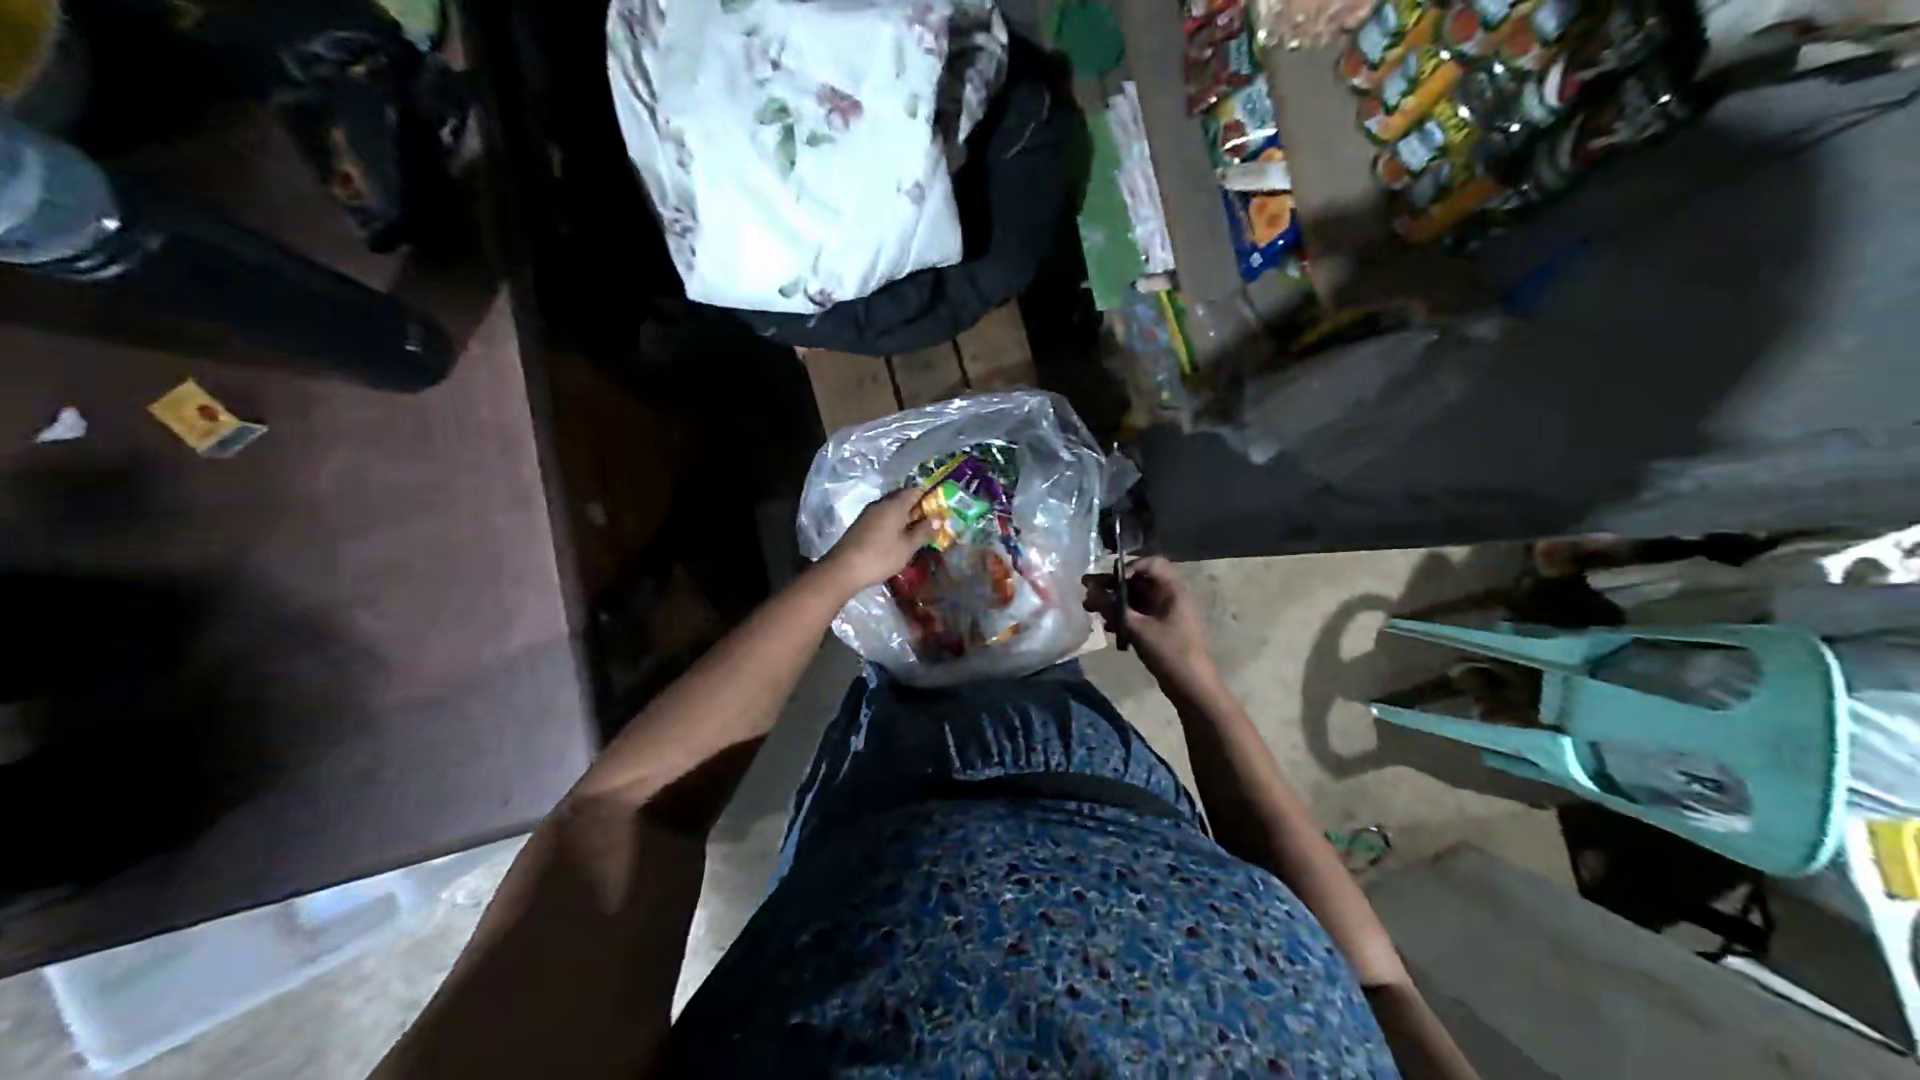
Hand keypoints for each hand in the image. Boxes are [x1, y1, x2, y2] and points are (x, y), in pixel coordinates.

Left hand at [819, 487, 935, 591]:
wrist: (844, 568)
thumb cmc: (881, 556)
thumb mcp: (907, 546)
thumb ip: (924, 531)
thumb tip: (938, 519)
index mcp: (894, 504)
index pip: (914, 491)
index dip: (928, 496)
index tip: (938, 507)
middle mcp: (880, 504)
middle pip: (901, 498)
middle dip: (917, 507)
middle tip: (930, 520)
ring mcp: (869, 514)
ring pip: (891, 509)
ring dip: (904, 516)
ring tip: (916, 530)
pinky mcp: (861, 525)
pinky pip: (882, 517)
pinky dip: (893, 523)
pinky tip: (898, 537)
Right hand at [1083, 556, 1217, 686]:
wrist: (1192, 686)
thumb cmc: (1168, 652)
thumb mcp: (1136, 628)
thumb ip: (1111, 607)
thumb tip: (1089, 589)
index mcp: (1173, 589)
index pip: (1150, 563)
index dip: (1127, 567)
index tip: (1108, 582)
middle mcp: (1171, 595)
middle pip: (1138, 580)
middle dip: (1112, 586)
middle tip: (1087, 592)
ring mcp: (1167, 612)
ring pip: (1136, 598)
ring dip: (1114, 602)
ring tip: (1090, 610)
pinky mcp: (1161, 626)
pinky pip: (1139, 613)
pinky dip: (1123, 616)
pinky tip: (1108, 627)